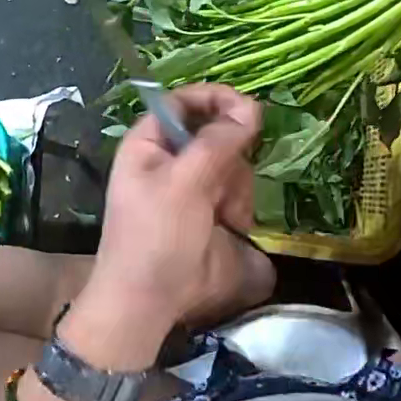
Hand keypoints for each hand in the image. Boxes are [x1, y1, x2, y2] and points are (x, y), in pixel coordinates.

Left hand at [67, 85, 272, 364]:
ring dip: (236, 187)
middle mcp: (170, 157)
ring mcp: (191, 183)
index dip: (215, 99)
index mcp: (149, 141)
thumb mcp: (185, 184)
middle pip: (216, 132)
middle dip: (229, 158)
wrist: (149, 301)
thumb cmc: (156, 237)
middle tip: (225, 184)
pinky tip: (231, 224)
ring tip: (224, 215)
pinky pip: (236, 189)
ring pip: (233, 162)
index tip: (248, 109)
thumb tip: (251, 107)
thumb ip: (218, 142)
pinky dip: (238, 205)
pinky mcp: (210, 208)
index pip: (183, 100)